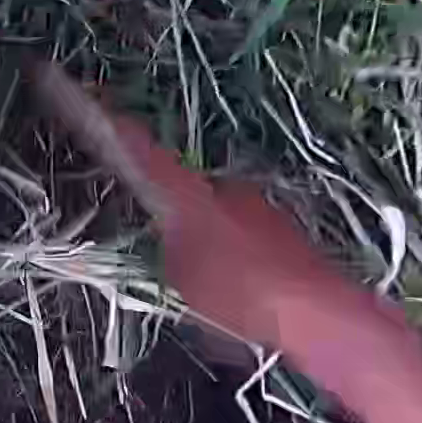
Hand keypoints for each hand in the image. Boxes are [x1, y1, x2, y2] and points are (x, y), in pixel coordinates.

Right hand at [101, 113, 368, 353]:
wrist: (315, 310)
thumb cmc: (235, 294)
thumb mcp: (178, 277)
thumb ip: (165, 246)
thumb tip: (164, 234)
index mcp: (189, 198)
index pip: (147, 156)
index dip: (124, 134)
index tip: (106, 111)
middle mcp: (223, 189)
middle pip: (184, 183)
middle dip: (169, 201)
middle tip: (159, 232)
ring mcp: (256, 204)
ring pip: (214, 206)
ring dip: (203, 225)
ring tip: (202, 266)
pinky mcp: (280, 224)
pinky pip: (240, 224)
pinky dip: (230, 240)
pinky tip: (233, 275)